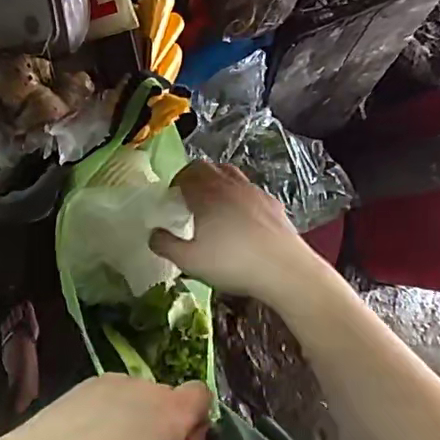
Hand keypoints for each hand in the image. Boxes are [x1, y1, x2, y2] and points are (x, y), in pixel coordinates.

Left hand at [0, 375, 210, 439]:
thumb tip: (199, 432)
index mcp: (172, 411)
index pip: (202, 394)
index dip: (196, 421)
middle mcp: (144, 385)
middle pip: (167, 397)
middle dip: (163, 422)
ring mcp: (108, 380)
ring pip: (136, 397)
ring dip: (133, 416)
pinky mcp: (80, 384)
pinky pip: (109, 396)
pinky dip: (106, 412)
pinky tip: (84, 438)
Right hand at [152, 161, 319, 302]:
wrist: (286, 271)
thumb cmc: (232, 263)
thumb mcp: (189, 261)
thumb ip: (165, 245)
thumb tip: (153, 234)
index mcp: (206, 194)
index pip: (187, 174)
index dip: (176, 183)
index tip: (172, 199)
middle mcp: (230, 185)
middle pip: (208, 167)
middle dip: (194, 177)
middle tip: (188, 197)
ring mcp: (255, 192)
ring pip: (231, 174)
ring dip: (218, 182)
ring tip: (213, 204)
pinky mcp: (273, 204)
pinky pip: (250, 190)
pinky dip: (239, 196)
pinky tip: (241, 218)